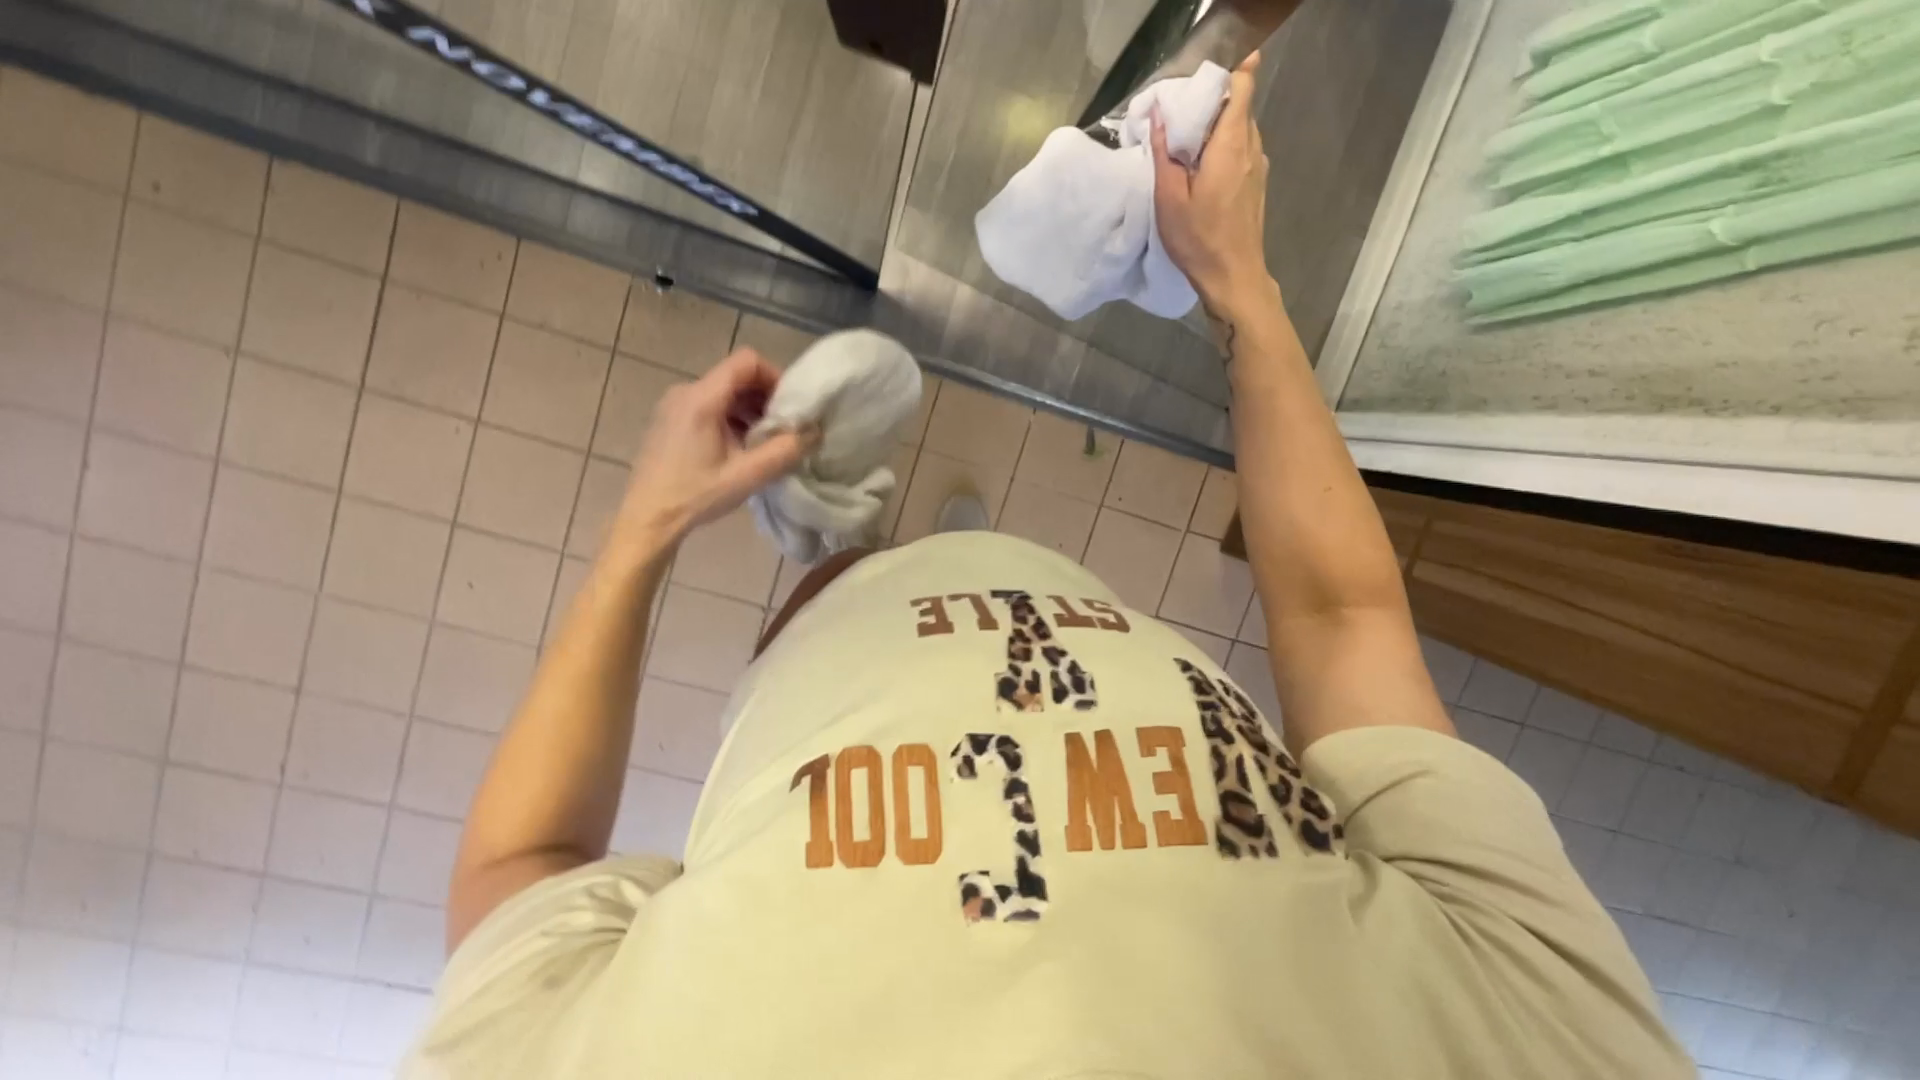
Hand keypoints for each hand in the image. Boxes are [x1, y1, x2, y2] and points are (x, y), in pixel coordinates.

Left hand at [610, 347, 810, 553]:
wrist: (648, 518)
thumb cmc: (696, 495)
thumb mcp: (747, 475)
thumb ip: (785, 450)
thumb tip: (814, 432)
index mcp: (701, 398)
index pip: (747, 362)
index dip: (775, 377)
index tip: (789, 407)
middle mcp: (685, 392)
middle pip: (735, 376)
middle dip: (765, 397)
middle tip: (781, 428)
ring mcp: (673, 405)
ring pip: (722, 392)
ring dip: (749, 410)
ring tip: (762, 442)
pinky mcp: (669, 420)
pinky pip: (708, 405)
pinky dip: (730, 418)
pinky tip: (738, 448)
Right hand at [1151, 52, 1277, 320]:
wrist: (1234, 277)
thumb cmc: (1199, 239)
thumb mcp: (1169, 199)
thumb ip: (1164, 154)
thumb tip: (1157, 117)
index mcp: (1232, 144)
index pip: (1242, 85)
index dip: (1226, 73)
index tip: (1198, 83)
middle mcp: (1252, 148)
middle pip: (1239, 106)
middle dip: (1212, 103)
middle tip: (1179, 117)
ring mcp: (1259, 167)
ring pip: (1240, 129)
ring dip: (1216, 129)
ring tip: (1185, 146)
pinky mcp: (1258, 184)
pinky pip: (1242, 150)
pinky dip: (1223, 149)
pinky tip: (1200, 170)